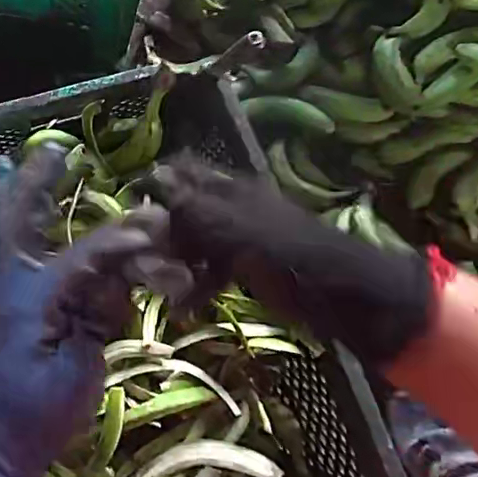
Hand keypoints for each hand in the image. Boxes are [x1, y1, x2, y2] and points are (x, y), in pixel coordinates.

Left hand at [0, 147, 165, 476]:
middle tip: (54, 153)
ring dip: (1, 196)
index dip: (118, 241)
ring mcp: (2, 288)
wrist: (1, 438)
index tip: (153, 225)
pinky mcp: (3, 299)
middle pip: (18, 222)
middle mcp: (12, 282)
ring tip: (2, 165)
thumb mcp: (79, 369)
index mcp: (32, 299)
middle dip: (35, 184)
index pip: (81, 259)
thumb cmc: (40, 410)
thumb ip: (100, 316)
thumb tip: (130, 273)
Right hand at [149, 157, 436, 366]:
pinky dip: (196, 283)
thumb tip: (155, 177)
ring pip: (194, 242)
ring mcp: (239, 238)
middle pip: (184, 210)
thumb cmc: (294, 257)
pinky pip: (210, 268)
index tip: (131, 215)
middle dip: (161, 231)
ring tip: (160, 285)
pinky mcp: (246, 266)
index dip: (156, 186)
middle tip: (139, 257)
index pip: (184, 172)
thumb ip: (198, 207)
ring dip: (175, 261)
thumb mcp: (241, 229)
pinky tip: (186, 304)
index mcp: (231, 189)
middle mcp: (231, 207)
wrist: (346, 296)